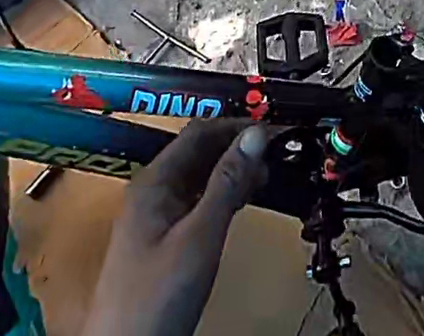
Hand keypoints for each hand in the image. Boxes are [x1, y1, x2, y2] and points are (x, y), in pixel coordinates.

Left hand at [81, 122, 268, 335]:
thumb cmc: (157, 297)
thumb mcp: (201, 235)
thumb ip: (228, 183)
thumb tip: (255, 136)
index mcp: (154, 181)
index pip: (199, 132)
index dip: (234, 126)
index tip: (268, 129)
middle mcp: (152, 191)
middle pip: (198, 152)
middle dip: (235, 148)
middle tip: (271, 154)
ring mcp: (155, 216)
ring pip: (199, 177)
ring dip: (231, 172)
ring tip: (262, 176)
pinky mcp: (162, 240)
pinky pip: (196, 201)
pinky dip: (221, 195)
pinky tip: (239, 203)